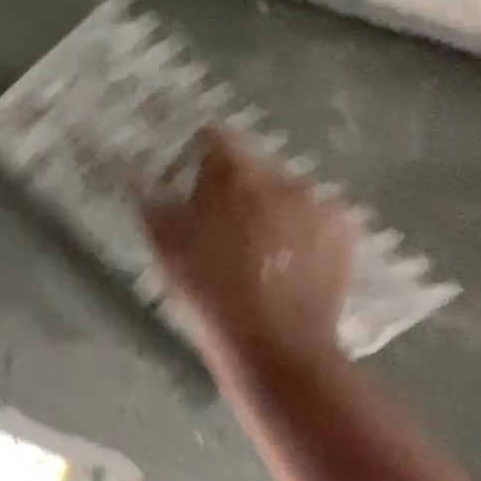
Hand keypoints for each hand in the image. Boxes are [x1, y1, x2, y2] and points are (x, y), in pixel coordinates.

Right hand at [141, 128, 356, 370]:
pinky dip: (298, 225)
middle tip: (215, 214)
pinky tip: (283, 253)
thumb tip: (134, 172)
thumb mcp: (164, 245)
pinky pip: (313, 215)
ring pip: (284, 191)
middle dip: (233, 183)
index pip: (214, 138)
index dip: (196, 149)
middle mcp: (283, 178)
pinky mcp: (346, 232)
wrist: (274, 342)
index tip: (184, 165)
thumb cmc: (207, 290)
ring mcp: (321, 205)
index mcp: (234, 176)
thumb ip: (151, 201)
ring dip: (267, 204)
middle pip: (252, 166)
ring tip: (251, 239)